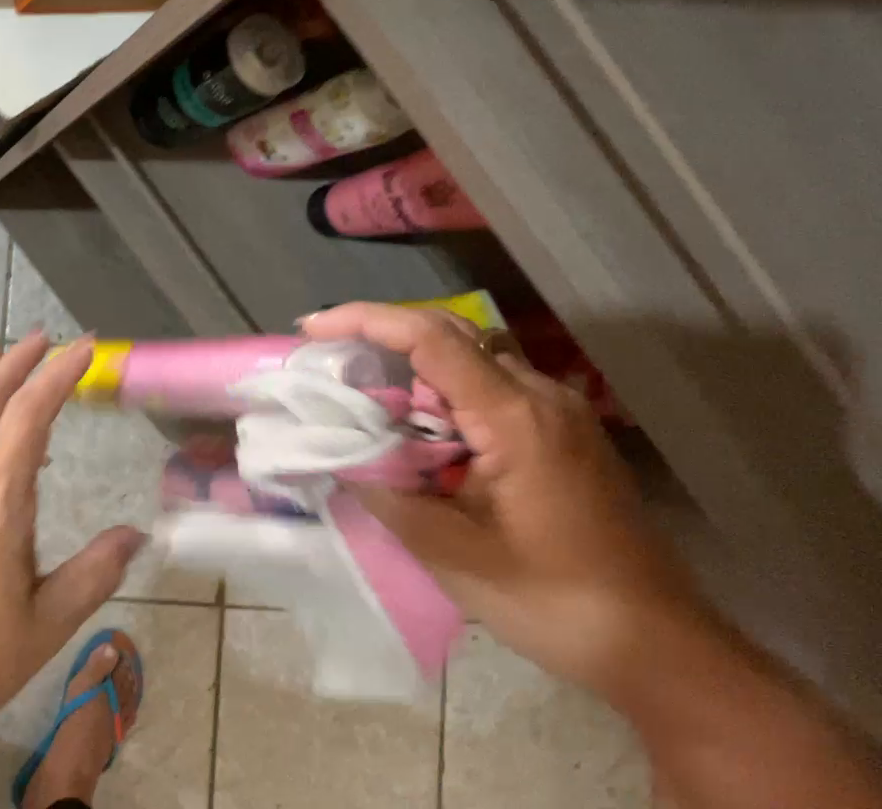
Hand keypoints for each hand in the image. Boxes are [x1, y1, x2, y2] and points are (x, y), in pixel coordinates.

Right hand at [301, 303, 713, 696]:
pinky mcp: (563, 436)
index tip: (310, 331)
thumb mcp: (448, 549)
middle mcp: (542, 398)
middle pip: (451, 335)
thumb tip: (333, 452)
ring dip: (410, 366)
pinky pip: (491, 389)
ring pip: (471, 360)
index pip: (431, 338)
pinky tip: (412, 428)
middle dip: (381, 335)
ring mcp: (559, 415)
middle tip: (325, 360)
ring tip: (357, 394)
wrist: (658, 647)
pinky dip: (439, 392)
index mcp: (516, 418)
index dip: (365, 321)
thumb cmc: (551, 599)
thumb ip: (383, 489)